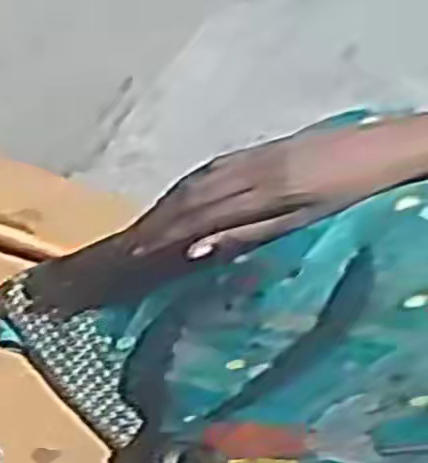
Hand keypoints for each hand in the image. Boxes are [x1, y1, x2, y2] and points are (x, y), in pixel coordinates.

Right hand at [124, 116, 427, 260]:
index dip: (162, 235)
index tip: (135, 252)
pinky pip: (214, 165)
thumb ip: (246, 234)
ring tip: (145, 222)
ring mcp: (260, 154)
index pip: (198, 217)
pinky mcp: (267, 145)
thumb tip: (191, 251)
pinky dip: (187, 183)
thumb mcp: (303, 220)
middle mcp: (256, 170)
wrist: (405, 144)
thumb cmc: (356, 192)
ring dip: (165, 203)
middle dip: (155, 221)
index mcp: (266, 192)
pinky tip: (176, 194)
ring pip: (197, 181)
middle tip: (129, 241)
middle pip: (191, 198)